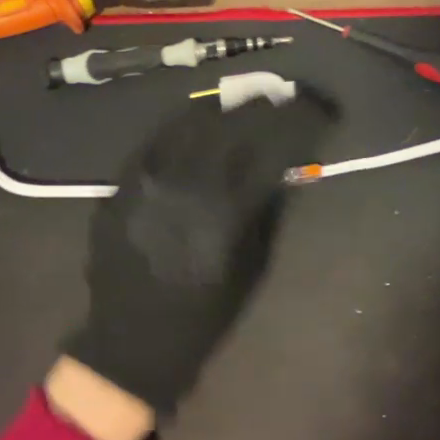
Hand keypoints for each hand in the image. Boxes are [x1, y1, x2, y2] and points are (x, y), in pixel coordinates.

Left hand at [62, 92, 337, 419]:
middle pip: (232, 122)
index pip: (273, 145)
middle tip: (283, 100)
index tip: (320, 110)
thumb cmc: (203, 314)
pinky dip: (181, 127)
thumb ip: (267, 211)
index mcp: (225, 210)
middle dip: (265, 106)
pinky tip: (195, 127)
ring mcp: (146, 179)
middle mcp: (185, 184)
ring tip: (241, 107)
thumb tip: (283, 167)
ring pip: (189, 121)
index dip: (302, 120)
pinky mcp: (119, 183)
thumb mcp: (251, 268)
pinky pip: (154, 140)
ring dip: (222, 109)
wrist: (133, 339)